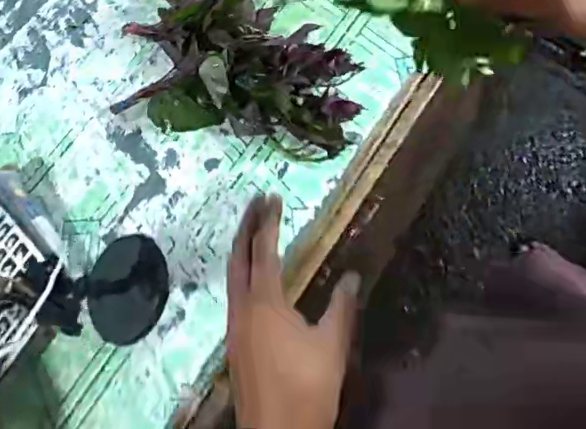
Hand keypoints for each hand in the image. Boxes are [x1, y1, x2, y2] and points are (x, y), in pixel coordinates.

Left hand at [226, 195, 356, 428]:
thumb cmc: (306, 390)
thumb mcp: (332, 347)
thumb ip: (342, 307)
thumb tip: (352, 275)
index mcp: (264, 302)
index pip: (263, 249)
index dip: (268, 220)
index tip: (273, 196)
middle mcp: (242, 308)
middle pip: (238, 255)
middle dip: (247, 225)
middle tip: (258, 201)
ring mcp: (235, 327)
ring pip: (233, 276)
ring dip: (243, 248)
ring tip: (256, 231)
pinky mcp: (235, 345)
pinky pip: (235, 293)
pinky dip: (243, 272)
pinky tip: (256, 279)